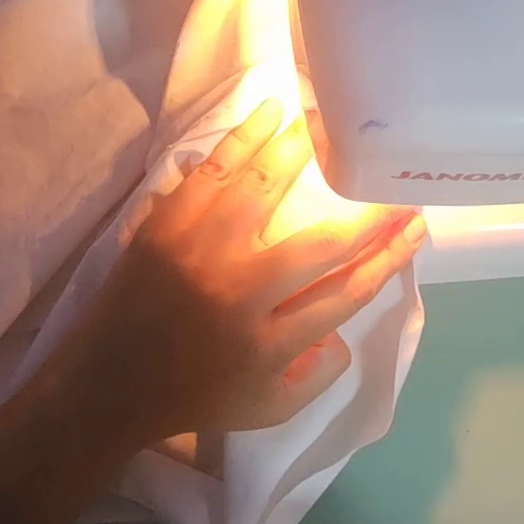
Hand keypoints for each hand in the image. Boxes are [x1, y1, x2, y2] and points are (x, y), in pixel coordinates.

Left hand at [69, 98, 424, 444]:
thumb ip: (319, 376)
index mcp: (270, 343)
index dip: (389, 255)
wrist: (107, 384)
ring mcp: (200, 254)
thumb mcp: (268, 409)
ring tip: (334, 120)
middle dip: (368, 208)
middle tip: (389, 172)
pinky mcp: (167, 227)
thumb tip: (347, 327)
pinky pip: (211, 173)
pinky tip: (269, 114)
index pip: (347, 292)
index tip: (416, 224)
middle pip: (321, 243)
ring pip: (264, 189)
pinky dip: (242, 140)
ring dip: (306, 152)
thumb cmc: (196, 396)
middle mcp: (241, 294)